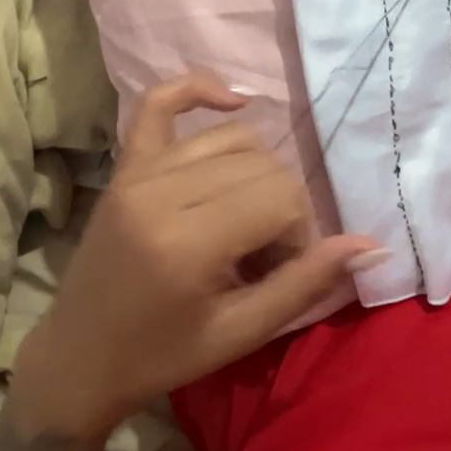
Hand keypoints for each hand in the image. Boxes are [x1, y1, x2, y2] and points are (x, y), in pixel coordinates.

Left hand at [11, 73, 385, 437]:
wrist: (79, 360)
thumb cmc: (162, 355)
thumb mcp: (241, 333)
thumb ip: (306, 284)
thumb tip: (371, 245)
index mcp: (187, 242)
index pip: (280, 197)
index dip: (296, 234)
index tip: (276, 270)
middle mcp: (160, 192)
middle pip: (262, 165)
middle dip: (280, 208)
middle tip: (262, 256)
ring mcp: (137, 172)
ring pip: (233, 139)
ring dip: (257, 172)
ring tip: (244, 221)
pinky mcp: (124, 166)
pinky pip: (160, 104)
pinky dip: (198, 90)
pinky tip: (234, 100)